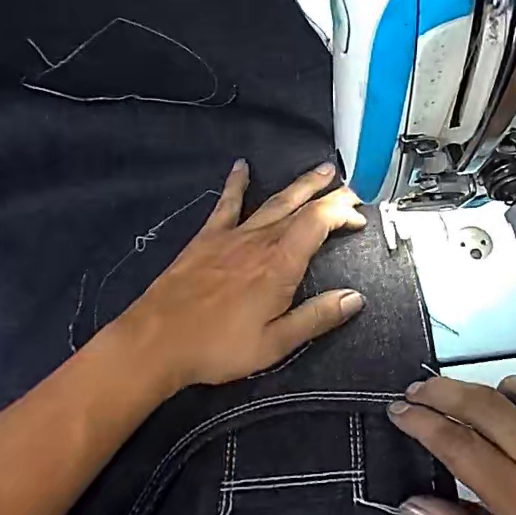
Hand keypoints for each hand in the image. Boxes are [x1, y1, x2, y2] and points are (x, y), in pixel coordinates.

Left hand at [111, 159, 367, 392]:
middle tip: (349, 187)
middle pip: (300, 206)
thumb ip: (318, 317)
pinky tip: (241, 168)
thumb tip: (355, 298)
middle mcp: (259, 241)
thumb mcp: (276, 342)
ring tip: (320, 170)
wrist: (156, 341)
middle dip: (329, 194)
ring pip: (273, 201)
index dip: (342, 214)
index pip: (319, 222)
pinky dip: (236, 184)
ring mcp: (231, 236)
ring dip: (299, 185)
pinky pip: (226, 204)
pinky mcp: (207, 238)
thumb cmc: (219, 347)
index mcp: (280, 264)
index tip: (359, 218)